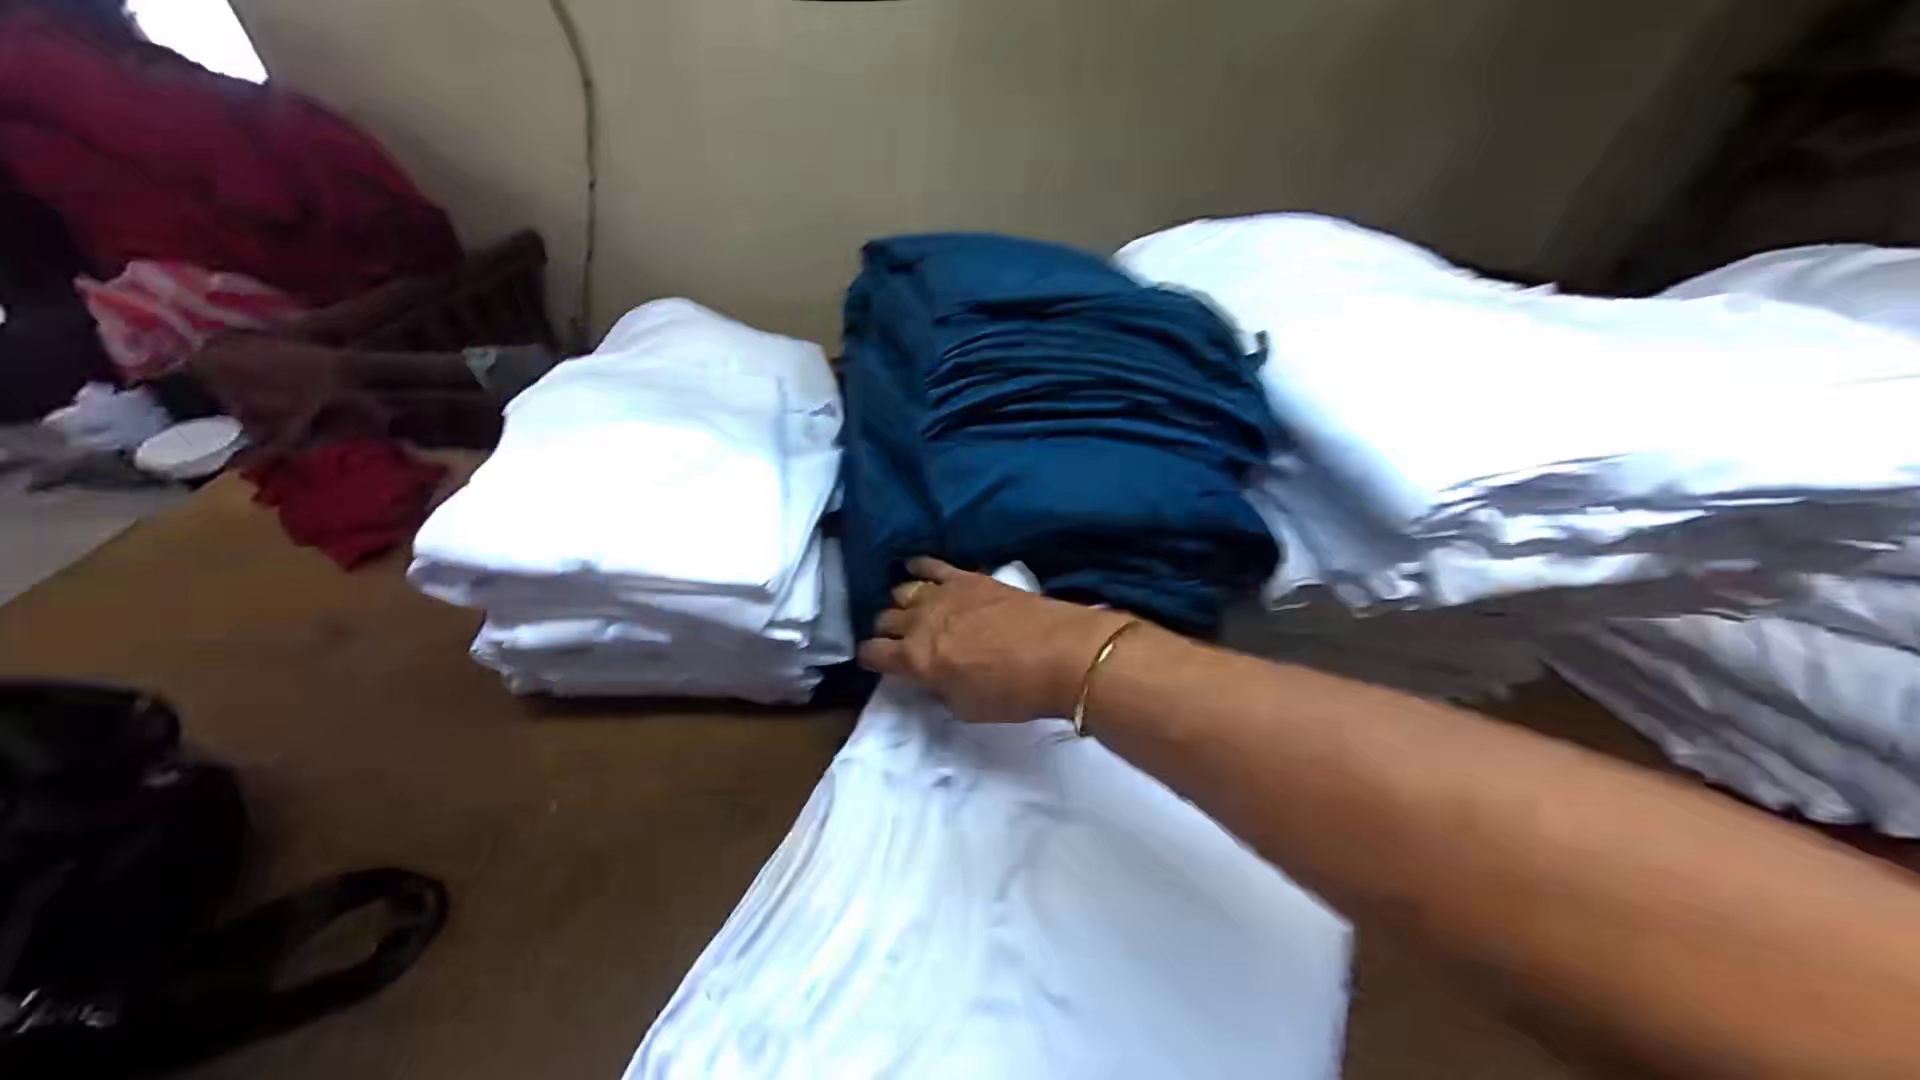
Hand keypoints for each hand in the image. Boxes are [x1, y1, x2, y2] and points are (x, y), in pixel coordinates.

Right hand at [857, 558, 1138, 723]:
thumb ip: (939, 690)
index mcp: (916, 659)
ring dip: (903, 603)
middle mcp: (920, 622)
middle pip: (886, 619)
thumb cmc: (1013, 692)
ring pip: (903, 590)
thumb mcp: (966, 708)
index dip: (870, 658)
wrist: (1060, 654)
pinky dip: (919, 566)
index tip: (876, 662)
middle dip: (887, 631)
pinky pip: (933, 565)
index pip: (873, 653)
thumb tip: (930, 676)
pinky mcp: (969, 578)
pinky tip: (914, 567)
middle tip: (900, 641)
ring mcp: (944, 594)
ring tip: (910, 610)